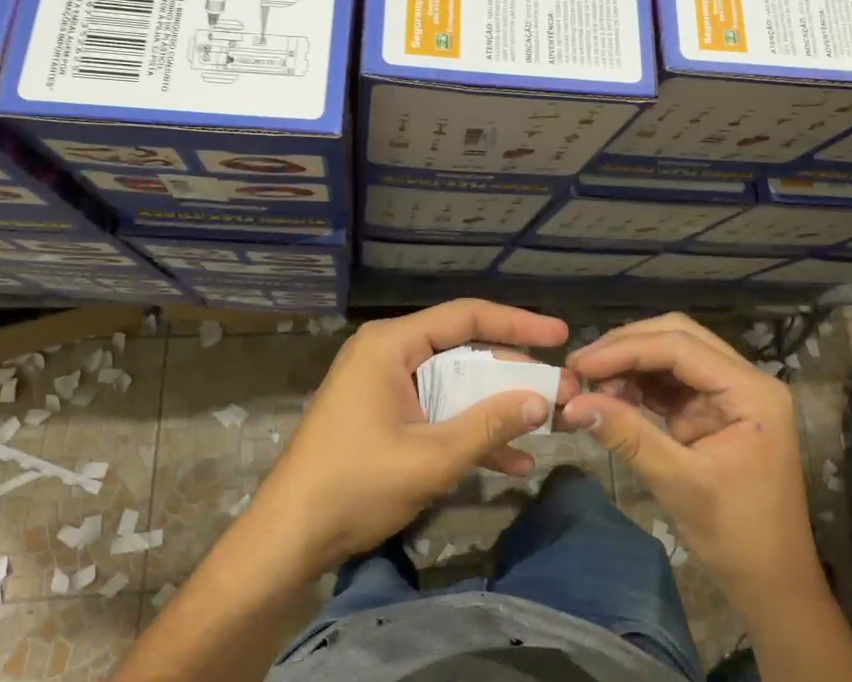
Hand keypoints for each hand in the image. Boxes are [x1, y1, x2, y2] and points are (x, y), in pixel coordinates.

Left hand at [252, 299, 576, 570]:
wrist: (290, 535)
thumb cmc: (355, 485)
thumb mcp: (431, 457)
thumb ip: (489, 425)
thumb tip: (543, 400)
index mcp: (391, 345)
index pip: (466, 316)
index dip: (517, 322)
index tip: (560, 335)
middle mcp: (388, 354)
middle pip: (463, 351)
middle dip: (512, 375)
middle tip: (560, 392)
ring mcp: (385, 387)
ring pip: (455, 385)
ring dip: (496, 409)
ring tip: (547, 428)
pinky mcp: (385, 417)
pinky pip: (437, 412)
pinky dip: (469, 433)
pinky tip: (512, 463)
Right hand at [560, 314, 816, 591]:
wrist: (771, 579)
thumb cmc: (737, 533)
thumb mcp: (680, 482)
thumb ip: (629, 436)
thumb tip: (574, 404)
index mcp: (750, 391)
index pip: (681, 346)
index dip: (626, 349)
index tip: (580, 364)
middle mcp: (743, 381)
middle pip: (678, 338)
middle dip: (626, 348)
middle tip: (580, 367)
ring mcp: (728, 395)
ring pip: (672, 356)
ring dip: (630, 365)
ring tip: (591, 385)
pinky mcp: (713, 412)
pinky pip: (671, 383)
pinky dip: (639, 386)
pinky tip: (611, 397)